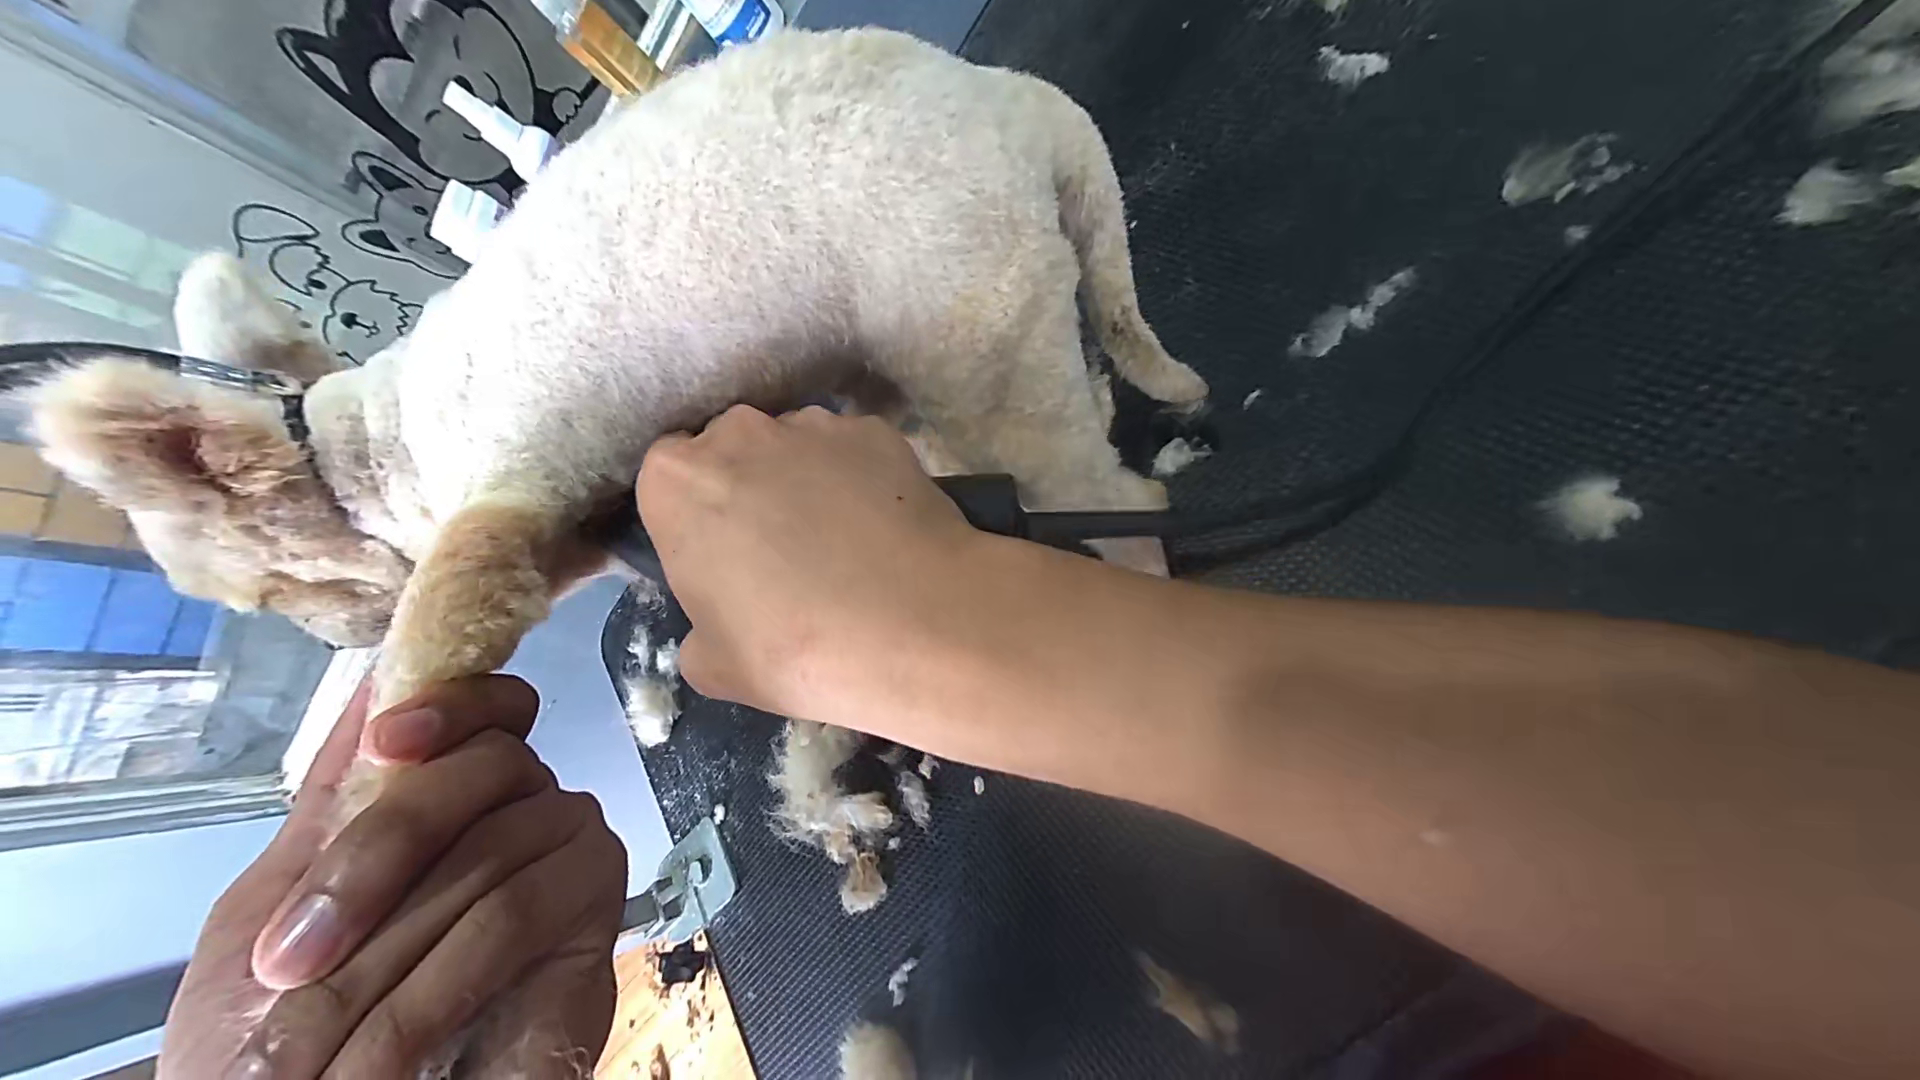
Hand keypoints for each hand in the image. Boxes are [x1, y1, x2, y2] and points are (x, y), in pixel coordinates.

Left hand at [161, 676, 626, 1078]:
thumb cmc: (294, 1027)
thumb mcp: (275, 912)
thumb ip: (328, 805)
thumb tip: (372, 683)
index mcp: (458, 789)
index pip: (498, 706)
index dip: (458, 701)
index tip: (391, 738)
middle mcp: (529, 800)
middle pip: (491, 763)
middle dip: (385, 849)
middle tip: (290, 961)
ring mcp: (574, 844)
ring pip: (497, 845)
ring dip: (383, 956)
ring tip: (305, 1054)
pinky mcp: (601, 902)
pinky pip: (521, 908)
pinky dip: (433, 987)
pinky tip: (380, 1058)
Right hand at [637, 405, 978, 722]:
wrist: (909, 626)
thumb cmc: (793, 649)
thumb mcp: (711, 663)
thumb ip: (699, 623)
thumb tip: (727, 613)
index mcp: (678, 481)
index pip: (671, 480)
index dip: (698, 515)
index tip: (725, 550)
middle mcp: (741, 433)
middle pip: (734, 450)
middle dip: (751, 485)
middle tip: (787, 544)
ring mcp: (816, 426)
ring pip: (798, 445)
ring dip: (810, 477)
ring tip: (848, 537)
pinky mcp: (878, 432)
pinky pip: (857, 453)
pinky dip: (865, 478)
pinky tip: (886, 525)